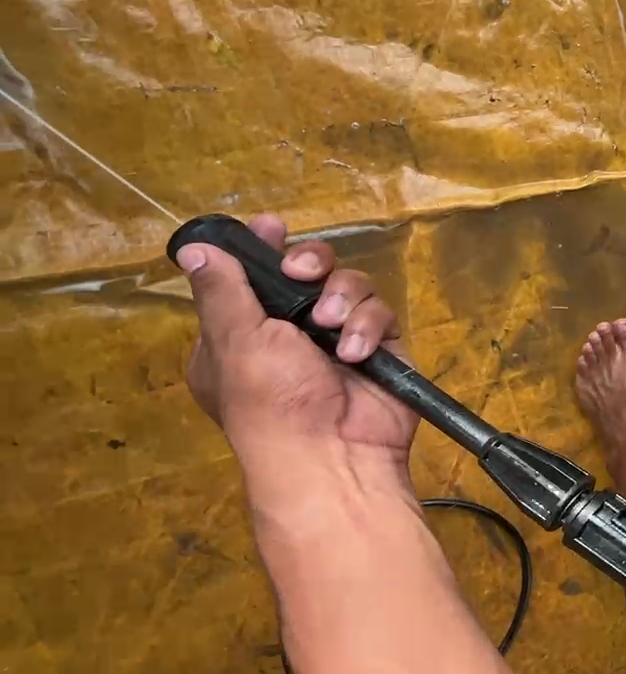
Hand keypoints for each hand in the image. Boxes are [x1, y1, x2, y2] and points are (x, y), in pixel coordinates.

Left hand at [174, 214, 418, 482]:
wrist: (331, 448)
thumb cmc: (268, 398)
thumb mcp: (236, 341)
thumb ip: (224, 291)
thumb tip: (194, 248)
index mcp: (246, 331)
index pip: (254, 275)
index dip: (265, 247)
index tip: (272, 226)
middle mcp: (294, 330)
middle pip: (313, 271)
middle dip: (312, 265)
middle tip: (302, 273)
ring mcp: (341, 337)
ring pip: (353, 287)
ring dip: (344, 302)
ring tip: (334, 326)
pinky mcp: (383, 347)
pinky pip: (382, 315)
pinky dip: (369, 329)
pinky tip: (358, 353)